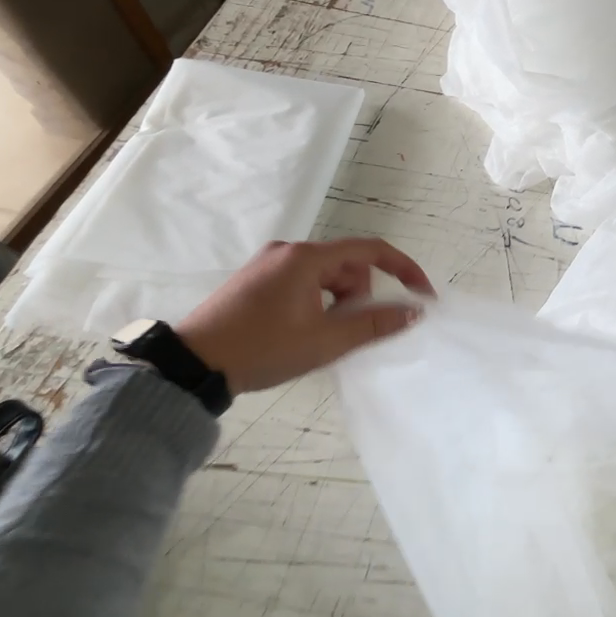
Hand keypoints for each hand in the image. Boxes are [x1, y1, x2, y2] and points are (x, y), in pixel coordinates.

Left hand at [176, 238, 434, 393]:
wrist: (192, 365)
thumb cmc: (262, 349)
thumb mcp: (326, 341)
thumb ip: (375, 324)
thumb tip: (414, 311)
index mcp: (306, 258)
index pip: (371, 250)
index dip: (403, 269)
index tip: (422, 293)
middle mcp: (288, 251)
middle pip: (348, 265)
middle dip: (360, 296)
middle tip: (347, 331)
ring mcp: (269, 263)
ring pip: (327, 275)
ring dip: (338, 302)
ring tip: (322, 335)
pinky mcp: (257, 279)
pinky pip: (305, 281)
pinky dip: (318, 302)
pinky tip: (305, 330)